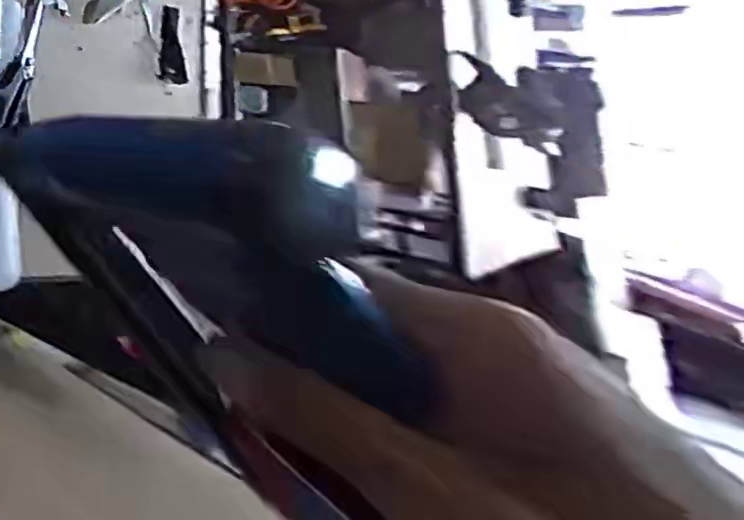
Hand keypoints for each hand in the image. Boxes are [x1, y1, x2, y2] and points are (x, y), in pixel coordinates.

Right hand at [206, 266, 743, 519]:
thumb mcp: (436, 498)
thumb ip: (317, 417)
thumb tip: (214, 350)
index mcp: (473, 330)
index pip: (330, 283)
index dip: (270, 315)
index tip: (229, 358)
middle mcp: (502, 339)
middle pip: (362, 340)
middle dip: (314, 390)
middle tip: (283, 444)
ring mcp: (542, 387)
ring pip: (402, 387)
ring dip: (358, 428)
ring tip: (347, 485)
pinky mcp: (569, 435)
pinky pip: (451, 421)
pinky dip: (412, 451)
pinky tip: (410, 498)